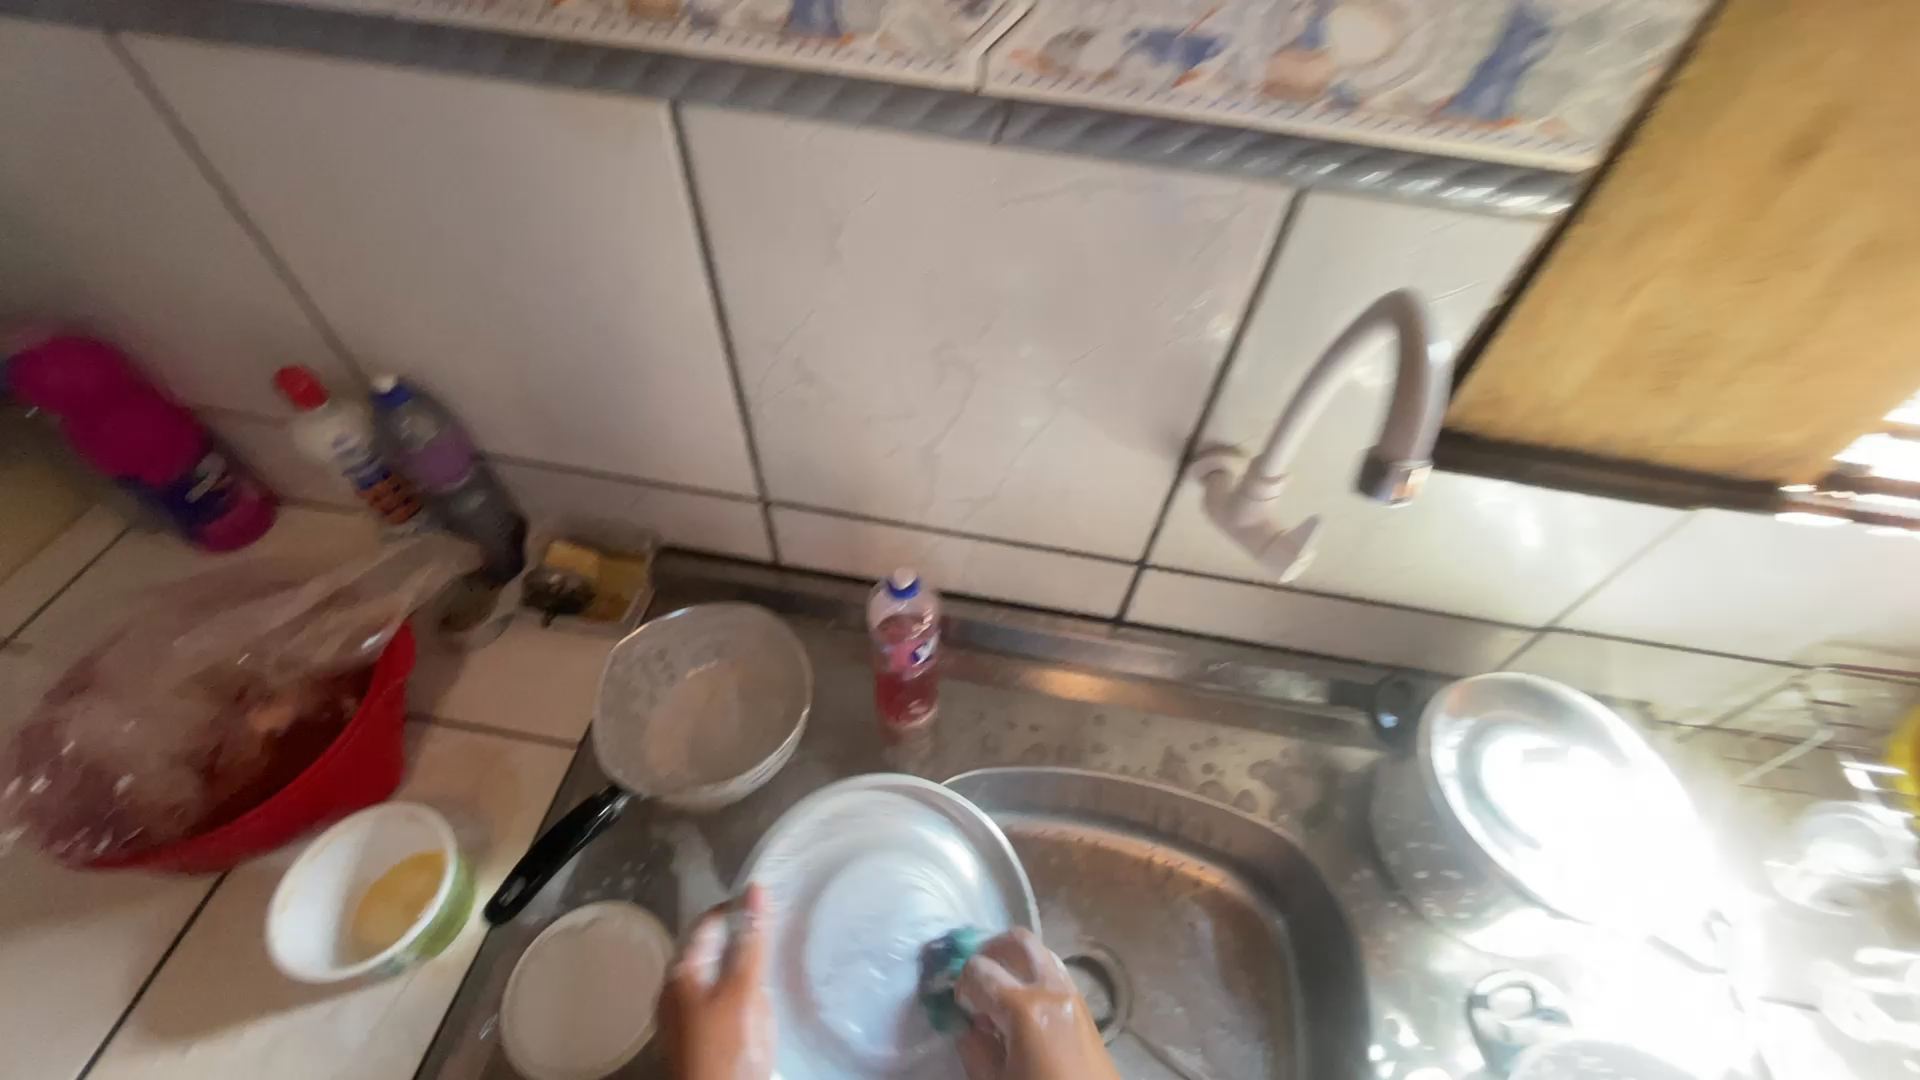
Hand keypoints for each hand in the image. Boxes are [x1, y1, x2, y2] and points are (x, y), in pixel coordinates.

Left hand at [664, 884, 773, 1079]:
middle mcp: (676, 990)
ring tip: (771, 959)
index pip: (709, 923)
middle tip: (775, 930)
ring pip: (718, 972)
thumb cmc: (727, 1046)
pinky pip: (721, 996)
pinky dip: (740, 987)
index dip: (737, 909)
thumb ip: (752, 939)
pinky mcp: (700, 1034)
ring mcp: (686, 1015)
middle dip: (742, 937)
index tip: (769, 904)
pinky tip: (760, 993)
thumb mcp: (743, 989)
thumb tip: (755, 886)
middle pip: (712, 947)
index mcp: (680, 974)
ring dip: (742, 963)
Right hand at [954, 929, 1119, 1079]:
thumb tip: (967, 1024)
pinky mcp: (1085, 1005)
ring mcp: (1072, 993)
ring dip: (1015, 959)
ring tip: (999, 988)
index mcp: (1024, 1009)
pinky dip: (1034, 974)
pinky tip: (1023, 1004)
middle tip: (976, 976)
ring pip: (1040, 951)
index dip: (961, 983)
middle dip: (990, 950)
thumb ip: (975, 1050)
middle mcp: (1050, 989)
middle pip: (1018, 940)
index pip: (979, 970)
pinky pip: (1054, 972)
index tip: (959, 1005)